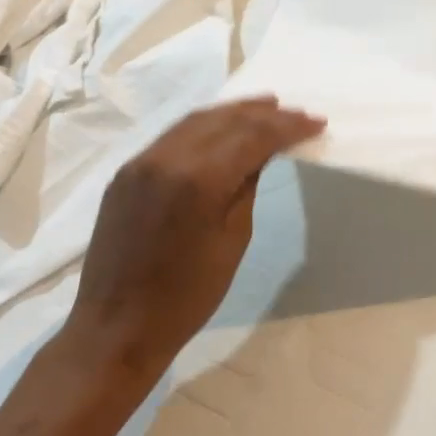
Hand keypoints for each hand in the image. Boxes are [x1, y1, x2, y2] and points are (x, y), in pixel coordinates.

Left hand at [63, 97, 323, 382]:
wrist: (119, 326)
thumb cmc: (188, 295)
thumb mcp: (233, 240)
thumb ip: (245, 188)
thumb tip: (258, 157)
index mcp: (198, 179)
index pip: (252, 136)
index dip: (288, 126)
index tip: (317, 123)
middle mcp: (165, 159)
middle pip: (223, 120)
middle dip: (264, 114)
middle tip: (298, 113)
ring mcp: (140, 164)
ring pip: (195, 121)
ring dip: (233, 113)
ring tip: (267, 108)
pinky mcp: (126, 174)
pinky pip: (172, 137)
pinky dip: (205, 127)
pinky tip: (224, 130)